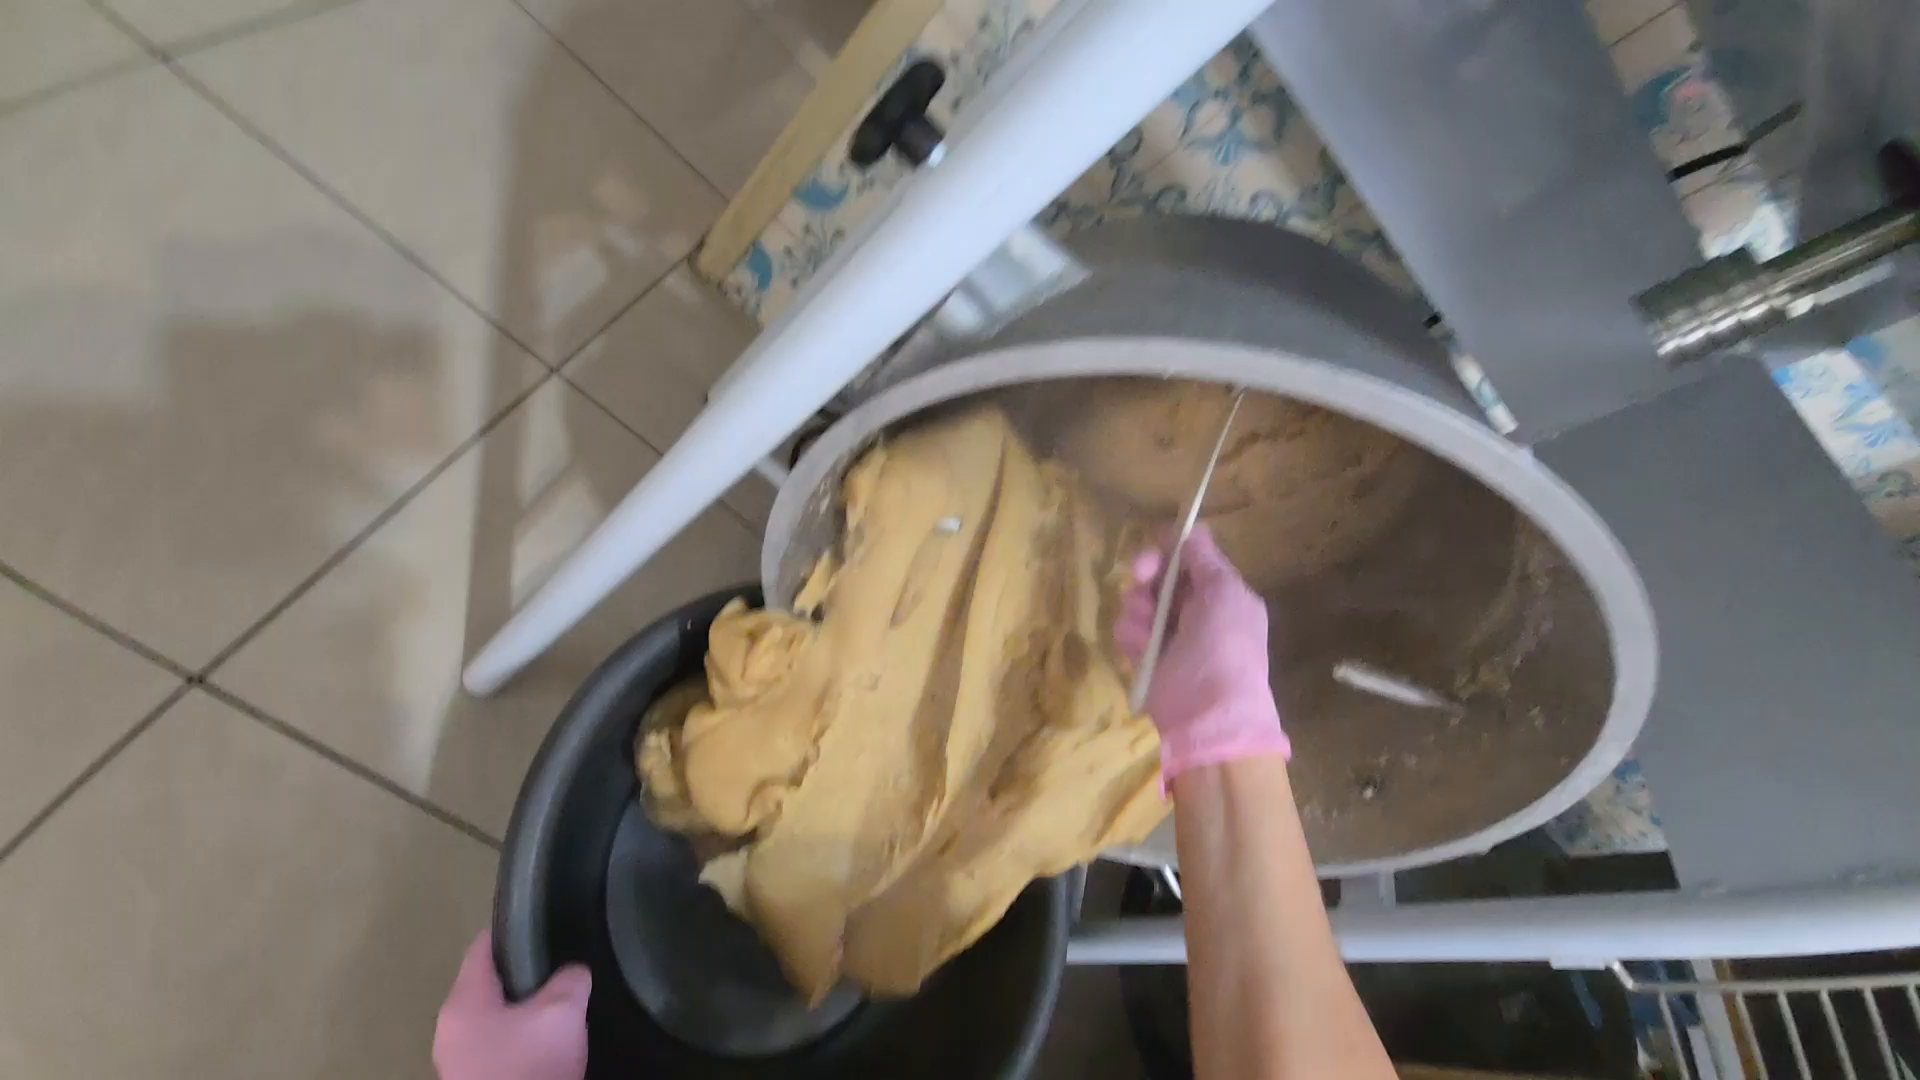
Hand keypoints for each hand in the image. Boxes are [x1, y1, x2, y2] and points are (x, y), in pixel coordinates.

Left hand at [434, 931, 590, 1079]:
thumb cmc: (529, 1066)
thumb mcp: (563, 1009)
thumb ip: (570, 978)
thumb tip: (572, 973)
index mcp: (463, 1003)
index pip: (483, 945)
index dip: (515, 926)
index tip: (546, 916)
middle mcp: (450, 1028)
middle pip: (491, 981)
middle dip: (527, 969)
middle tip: (564, 960)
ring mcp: (459, 1061)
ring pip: (498, 1015)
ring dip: (528, 1006)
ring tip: (564, 998)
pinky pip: (501, 1042)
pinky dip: (524, 1034)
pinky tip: (552, 1036)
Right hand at [1116, 525, 1289, 783]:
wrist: (1208, 714)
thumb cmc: (1224, 648)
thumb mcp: (1224, 594)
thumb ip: (1205, 560)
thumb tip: (1194, 531)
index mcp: (1221, 593)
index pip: (1190, 557)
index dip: (1172, 547)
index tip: (1158, 542)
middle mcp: (1194, 609)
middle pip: (1159, 574)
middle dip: (1148, 573)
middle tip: (1140, 576)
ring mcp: (1167, 633)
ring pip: (1138, 599)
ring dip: (1139, 608)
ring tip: (1149, 629)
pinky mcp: (1144, 654)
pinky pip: (1126, 628)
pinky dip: (1131, 635)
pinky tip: (1143, 649)